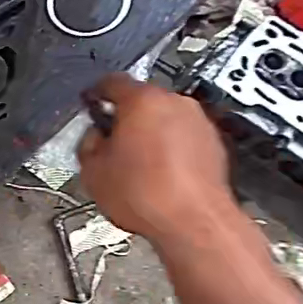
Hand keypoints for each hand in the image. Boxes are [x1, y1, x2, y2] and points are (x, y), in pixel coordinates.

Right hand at [78, 73, 236, 246]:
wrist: (193, 221)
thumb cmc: (146, 195)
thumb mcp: (94, 171)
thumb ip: (88, 143)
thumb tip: (94, 137)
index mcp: (141, 101)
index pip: (113, 82)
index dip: (97, 92)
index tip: (92, 101)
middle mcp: (174, 103)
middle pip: (142, 100)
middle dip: (126, 118)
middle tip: (112, 143)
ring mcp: (198, 122)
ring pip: (165, 119)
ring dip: (150, 134)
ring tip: (137, 166)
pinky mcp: (214, 143)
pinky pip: (184, 137)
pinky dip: (171, 150)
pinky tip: (160, 175)